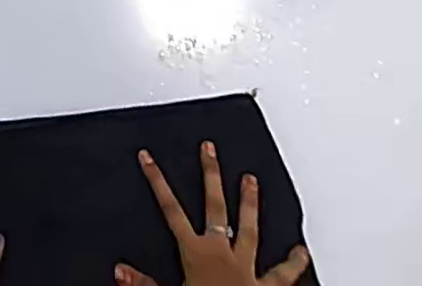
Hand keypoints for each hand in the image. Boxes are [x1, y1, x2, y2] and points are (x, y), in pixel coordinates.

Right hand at [117, 143, 309, 285]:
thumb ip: (143, 285)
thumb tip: (119, 269)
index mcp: (195, 254)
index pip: (170, 209)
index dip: (157, 181)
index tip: (148, 157)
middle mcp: (221, 253)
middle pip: (214, 206)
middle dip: (211, 175)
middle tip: (210, 149)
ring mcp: (246, 269)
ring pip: (249, 229)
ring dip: (250, 203)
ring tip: (251, 179)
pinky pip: (282, 276)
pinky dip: (293, 264)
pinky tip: (302, 252)